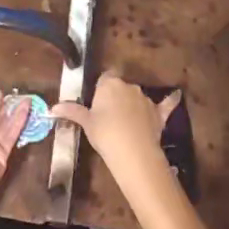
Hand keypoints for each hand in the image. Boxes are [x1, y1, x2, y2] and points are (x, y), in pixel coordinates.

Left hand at [0, 94, 30, 204]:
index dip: (2, 102)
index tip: (15, 92)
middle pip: (1, 119)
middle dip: (13, 108)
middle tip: (28, 96)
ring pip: (9, 128)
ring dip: (19, 116)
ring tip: (31, 102)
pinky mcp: (5, 156)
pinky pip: (13, 140)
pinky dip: (20, 129)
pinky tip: (28, 117)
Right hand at [52, 71, 179, 189]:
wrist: (132, 150)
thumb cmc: (104, 133)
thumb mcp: (85, 122)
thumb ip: (72, 111)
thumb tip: (52, 108)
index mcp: (110, 84)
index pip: (105, 78)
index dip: (100, 89)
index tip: (96, 102)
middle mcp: (129, 86)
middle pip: (120, 87)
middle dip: (115, 97)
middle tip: (106, 116)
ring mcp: (146, 99)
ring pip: (137, 97)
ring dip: (132, 105)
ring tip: (125, 123)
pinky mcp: (159, 113)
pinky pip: (165, 104)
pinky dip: (169, 101)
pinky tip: (176, 95)